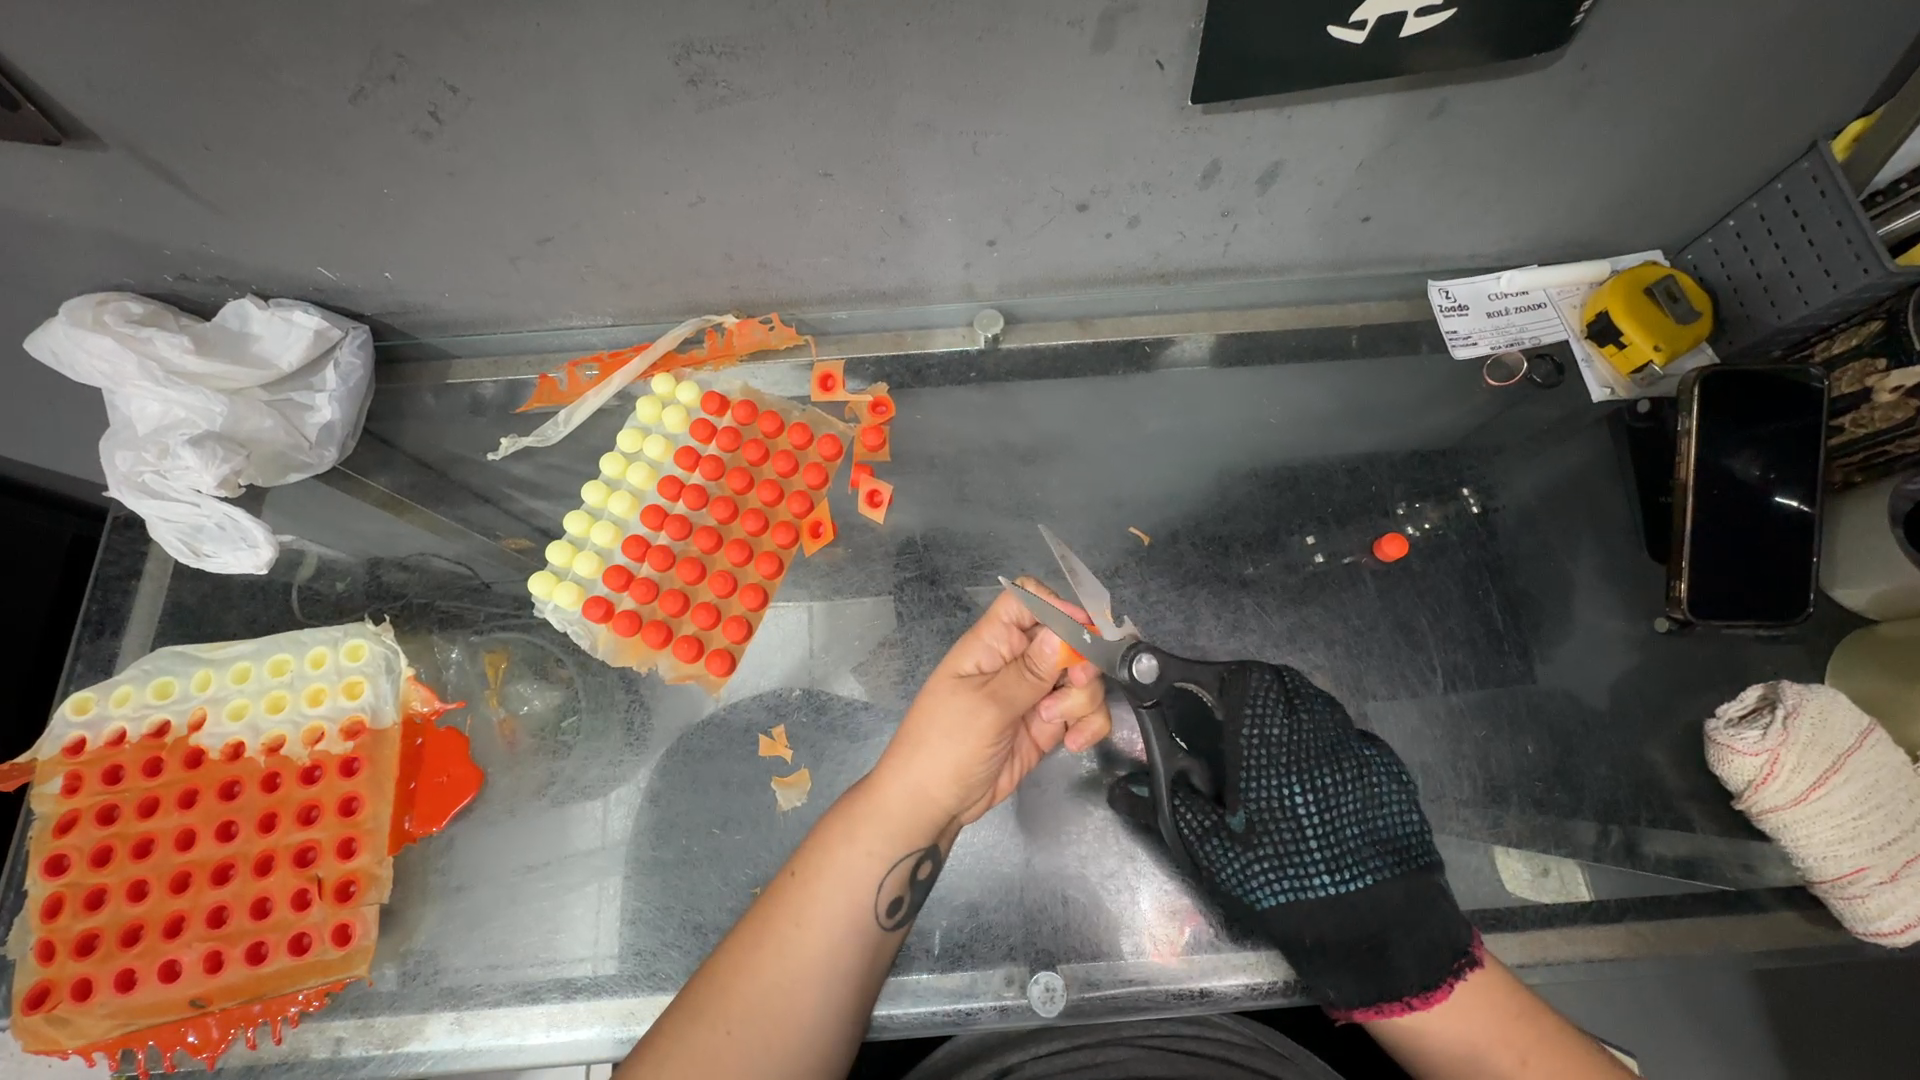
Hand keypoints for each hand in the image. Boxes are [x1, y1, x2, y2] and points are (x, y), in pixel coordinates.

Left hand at [876, 577, 1112, 827]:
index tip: (1084, 631)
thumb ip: (1029, 671)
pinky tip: (1074, 743)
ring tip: (1057, 723)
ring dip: (1083, 699)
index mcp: (991, 643)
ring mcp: (1032, 695)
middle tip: (1076, 684)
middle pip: (1066, 638)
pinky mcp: (1046, 726)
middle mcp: (1015, 662)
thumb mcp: (987, 707)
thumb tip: (1065, 631)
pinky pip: (1082, 712)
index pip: (1027, 600)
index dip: (1058, 607)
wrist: (931, 805)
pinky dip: (1088, 724)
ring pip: (1081, 677)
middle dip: (1081, 660)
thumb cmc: (944, 747)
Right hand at [1107, 662, 1479, 1019]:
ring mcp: (1358, 748)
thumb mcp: (1213, 850)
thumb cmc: (1282, 882)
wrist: (1375, 926)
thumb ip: (1166, 805)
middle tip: (1232, 716)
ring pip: (1318, 701)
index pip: (1246, 678)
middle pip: (1283, 681)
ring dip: (1289, 706)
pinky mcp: (1389, 769)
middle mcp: (1315, 733)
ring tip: (1272, 743)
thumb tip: (1117, 789)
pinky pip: (1348, 732)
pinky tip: (1315, 772)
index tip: (1203, 692)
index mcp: (1268, 744)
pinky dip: (1324, 735)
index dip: (1221, 677)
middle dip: (1253, 687)